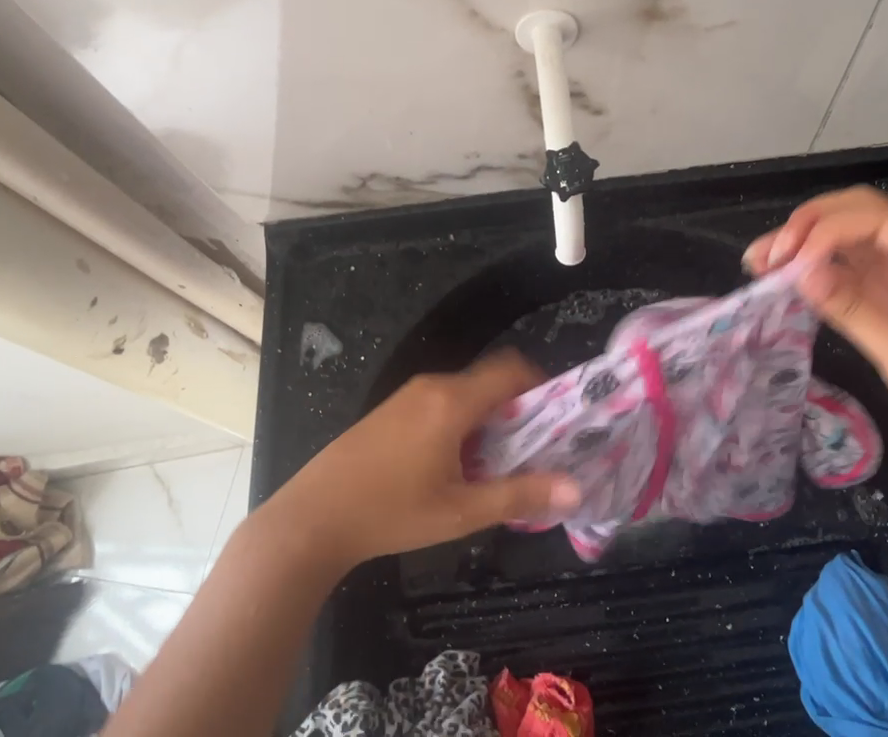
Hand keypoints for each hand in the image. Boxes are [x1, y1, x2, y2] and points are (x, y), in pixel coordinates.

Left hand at [265, 351, 581, 569]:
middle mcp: (432, 387)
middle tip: (535, 451)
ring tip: (497, 465)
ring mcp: (406, 397)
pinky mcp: (389, 412)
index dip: (542, 386)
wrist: (311, 519)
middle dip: (518, 411)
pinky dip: (462, 424)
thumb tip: (576, 490)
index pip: (512, 369)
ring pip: (465, 395)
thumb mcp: (461, 511)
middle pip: (490, 382)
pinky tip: (455, 467)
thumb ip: (520, 495)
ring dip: (488, 421)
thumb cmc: (391, 512)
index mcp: (453, 401)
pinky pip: (441, 404)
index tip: (558, 420)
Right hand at [746, 186, 887, 463]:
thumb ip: (852, 308)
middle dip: (809, 224)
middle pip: (860, 213)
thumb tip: (800, 272)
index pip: (875, 218)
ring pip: (852, 238)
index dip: (826, 229)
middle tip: (766, 253)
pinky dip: (820, 269)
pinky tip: (789, 279)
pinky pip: (854, 268)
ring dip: (808, 243)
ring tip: (762, 262)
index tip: (788, 261)